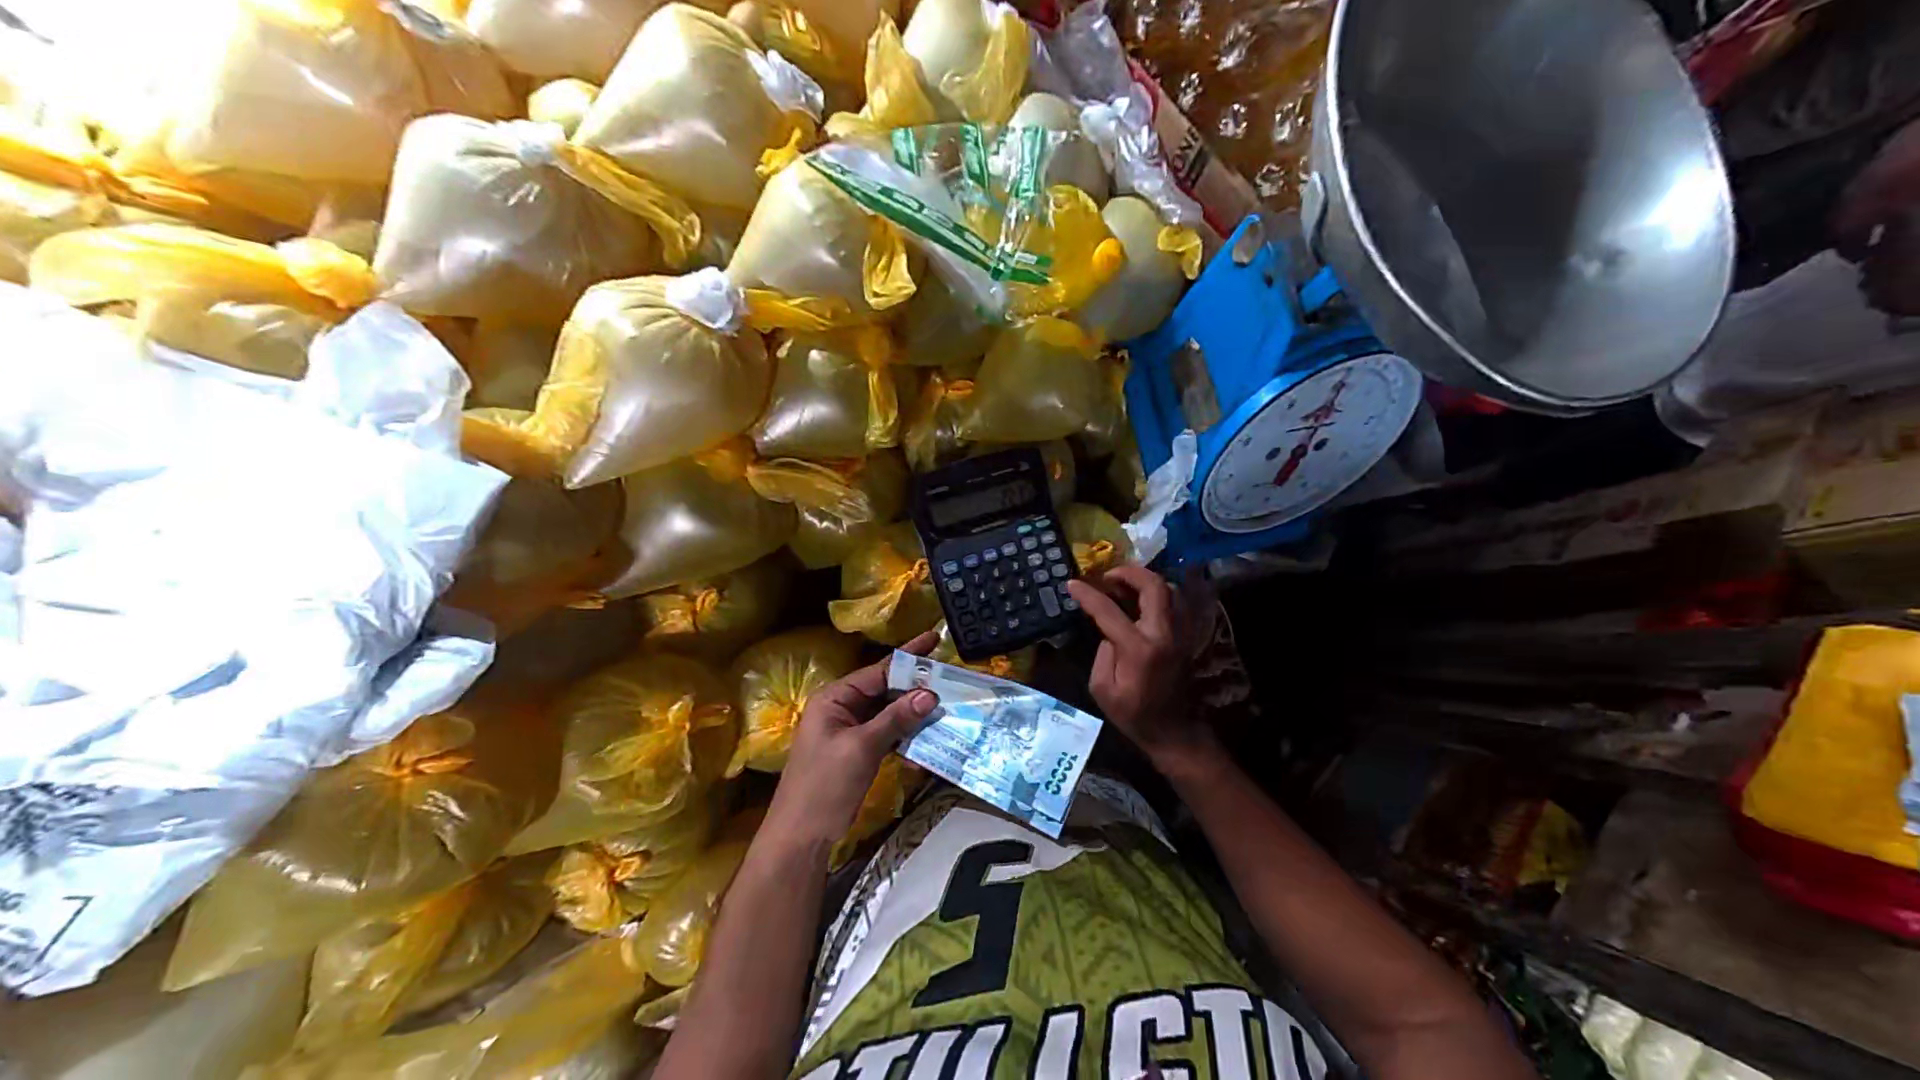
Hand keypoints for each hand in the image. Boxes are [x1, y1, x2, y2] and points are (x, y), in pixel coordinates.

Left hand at [765, 630, 939, 848]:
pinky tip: (930, 732)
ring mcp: (850, 731)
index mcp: (835, 698)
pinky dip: (907, 732)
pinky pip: (887, 732)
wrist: (802, 837)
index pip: (878, 670)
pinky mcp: (858, 752)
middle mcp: (842, 708)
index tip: (935, 639)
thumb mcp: (862, 748)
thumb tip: (930, 693)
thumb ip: (896, 718)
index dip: (909, 657)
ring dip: (914, 709)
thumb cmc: (825, 786)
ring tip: (948, 700)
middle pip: (885, 688)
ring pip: (889, 711)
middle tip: (951, 674)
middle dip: (916, 683)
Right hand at [1066, 567, 1216, 772]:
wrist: (1175, 731)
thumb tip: (1108, 632)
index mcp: (1139, 648)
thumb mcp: (1102, 689)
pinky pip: (1175, 603)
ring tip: (1123, 585)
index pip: (1109, 610)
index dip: (1087, 595)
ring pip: (1170, 590)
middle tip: (1108, 576)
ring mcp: (1180, 633)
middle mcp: (1163, 634)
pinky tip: (1140, 601)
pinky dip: (1157, 594)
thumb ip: (1102, 654)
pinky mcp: (1186, 637)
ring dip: (1145, 581)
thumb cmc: (1134, 715)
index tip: (1072, 585)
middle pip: (1154, 586)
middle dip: (1129, 573)